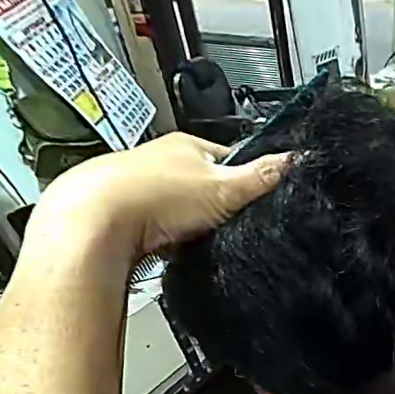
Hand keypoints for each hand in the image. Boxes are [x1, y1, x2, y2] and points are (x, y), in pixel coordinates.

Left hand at [35, 133, 289, 257]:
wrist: (97, 223)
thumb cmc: (152, 194)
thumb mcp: (224, 186)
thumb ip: (263, 176)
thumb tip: (297, 159)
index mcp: (187, 146)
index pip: (232, 159)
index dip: (249, 180)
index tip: (258, 200)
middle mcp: (163, 161)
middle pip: (208, 186)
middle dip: (220, 207)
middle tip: (230, 225)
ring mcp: (144, 188)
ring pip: (185, 210)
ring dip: (195, 225)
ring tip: (199, 237)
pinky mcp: (131, 217)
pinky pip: (165, 231)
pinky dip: (174, 241)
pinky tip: (176, 248)